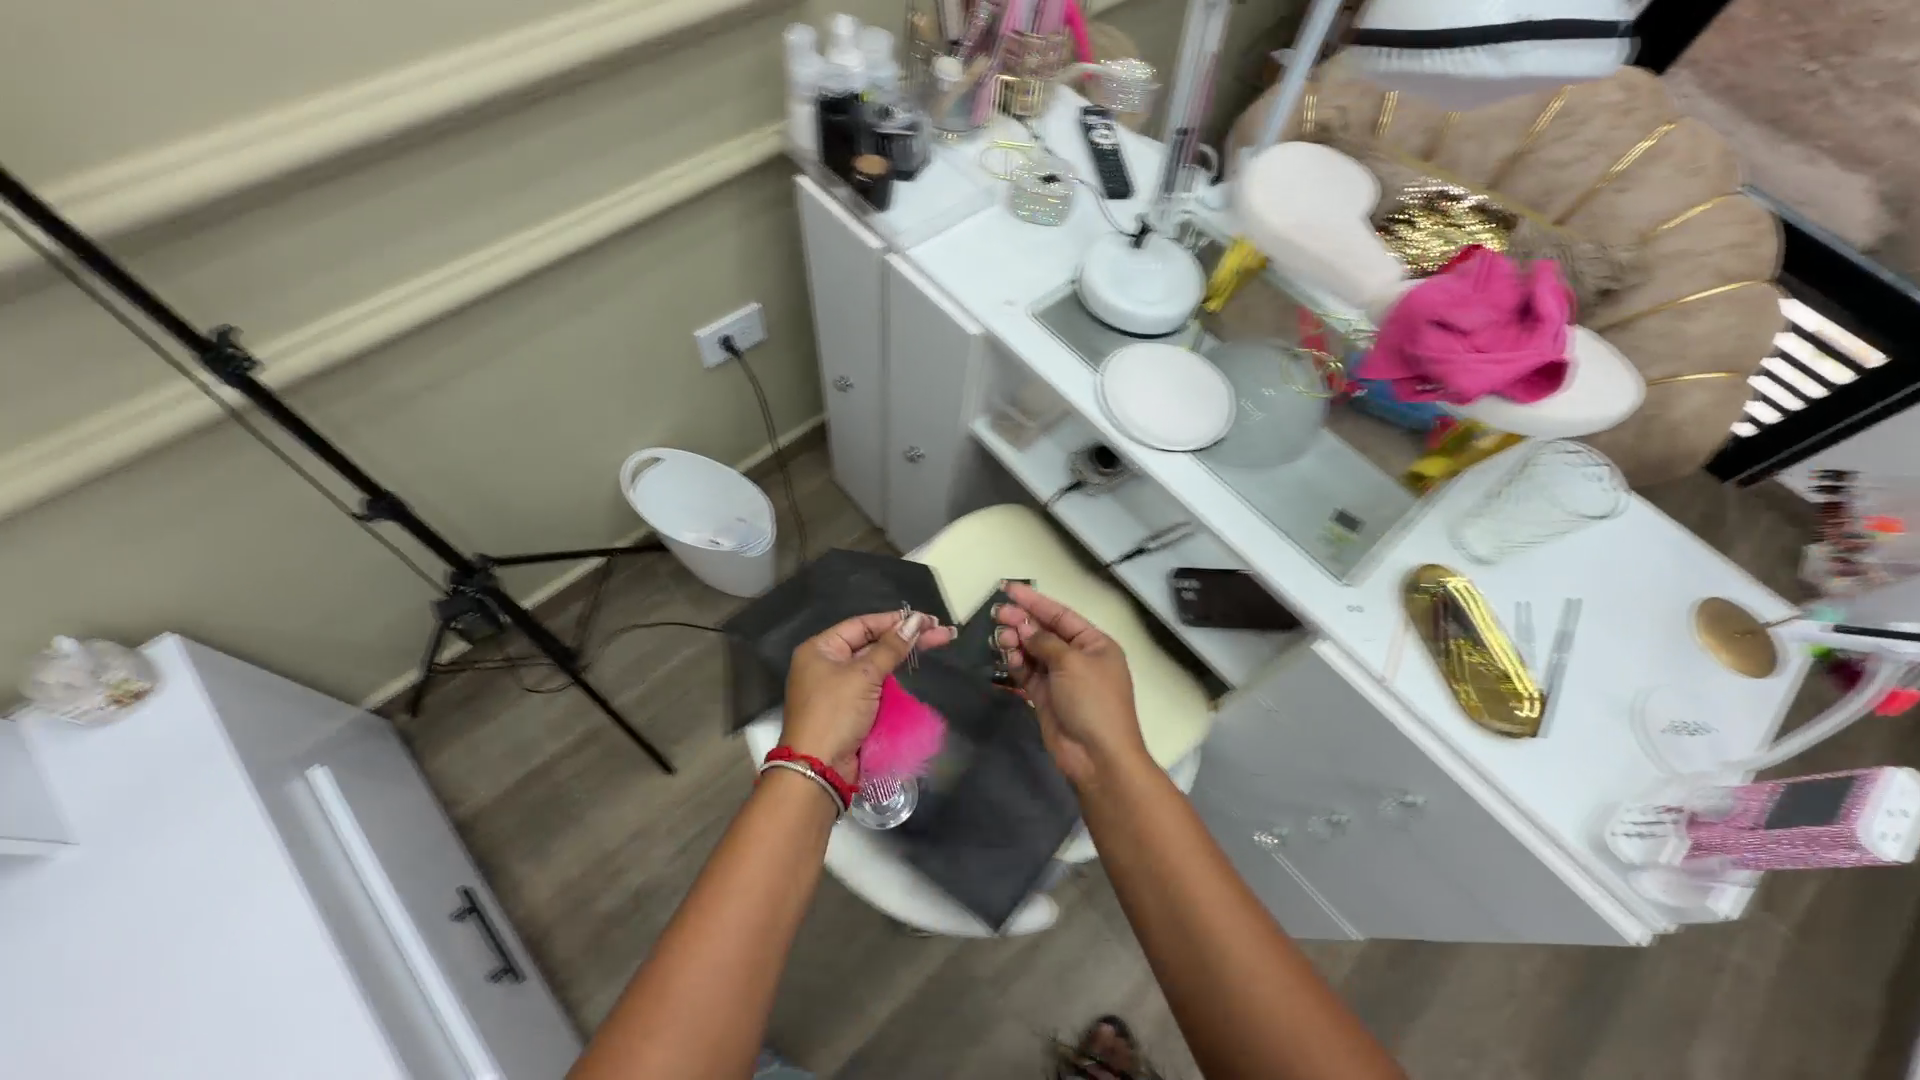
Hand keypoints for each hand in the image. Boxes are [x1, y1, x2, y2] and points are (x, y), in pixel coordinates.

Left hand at [781, 610, 953, 781]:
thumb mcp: (863, 676)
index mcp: (821, 649)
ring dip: (903, 657)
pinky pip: (876, 686)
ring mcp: (839, 687)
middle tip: (942, 632)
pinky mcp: (851, 708)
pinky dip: (895, 679)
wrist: (819, 768)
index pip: (863, 625)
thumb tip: (914, 622)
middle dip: (906, 638)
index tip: (926, 620)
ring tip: (937, 644)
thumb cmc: (835, 714)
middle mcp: (828, 664)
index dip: (895, 621)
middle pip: (872, 643)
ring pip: (877, 665)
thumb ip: (891, 648)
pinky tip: (915, 669)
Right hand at [993, 583, 1149, 787]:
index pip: (1061, 615)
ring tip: (1001, 638)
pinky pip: (1028, 674)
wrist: (1097, 756)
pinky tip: (1007, 656)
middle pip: (1045, 632)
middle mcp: (1079, 658)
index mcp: (1095, 644)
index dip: (1035, 601)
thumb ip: (1045, 642)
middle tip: (997, 614)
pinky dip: (1016, 664)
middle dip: (1022, 622)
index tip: (1009, 589)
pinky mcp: (1046, 698)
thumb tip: (1025, 628)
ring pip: (1033, 653)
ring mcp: (1061, 679)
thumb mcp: (1072, 663)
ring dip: (1017, 643)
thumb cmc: (1093, 702)